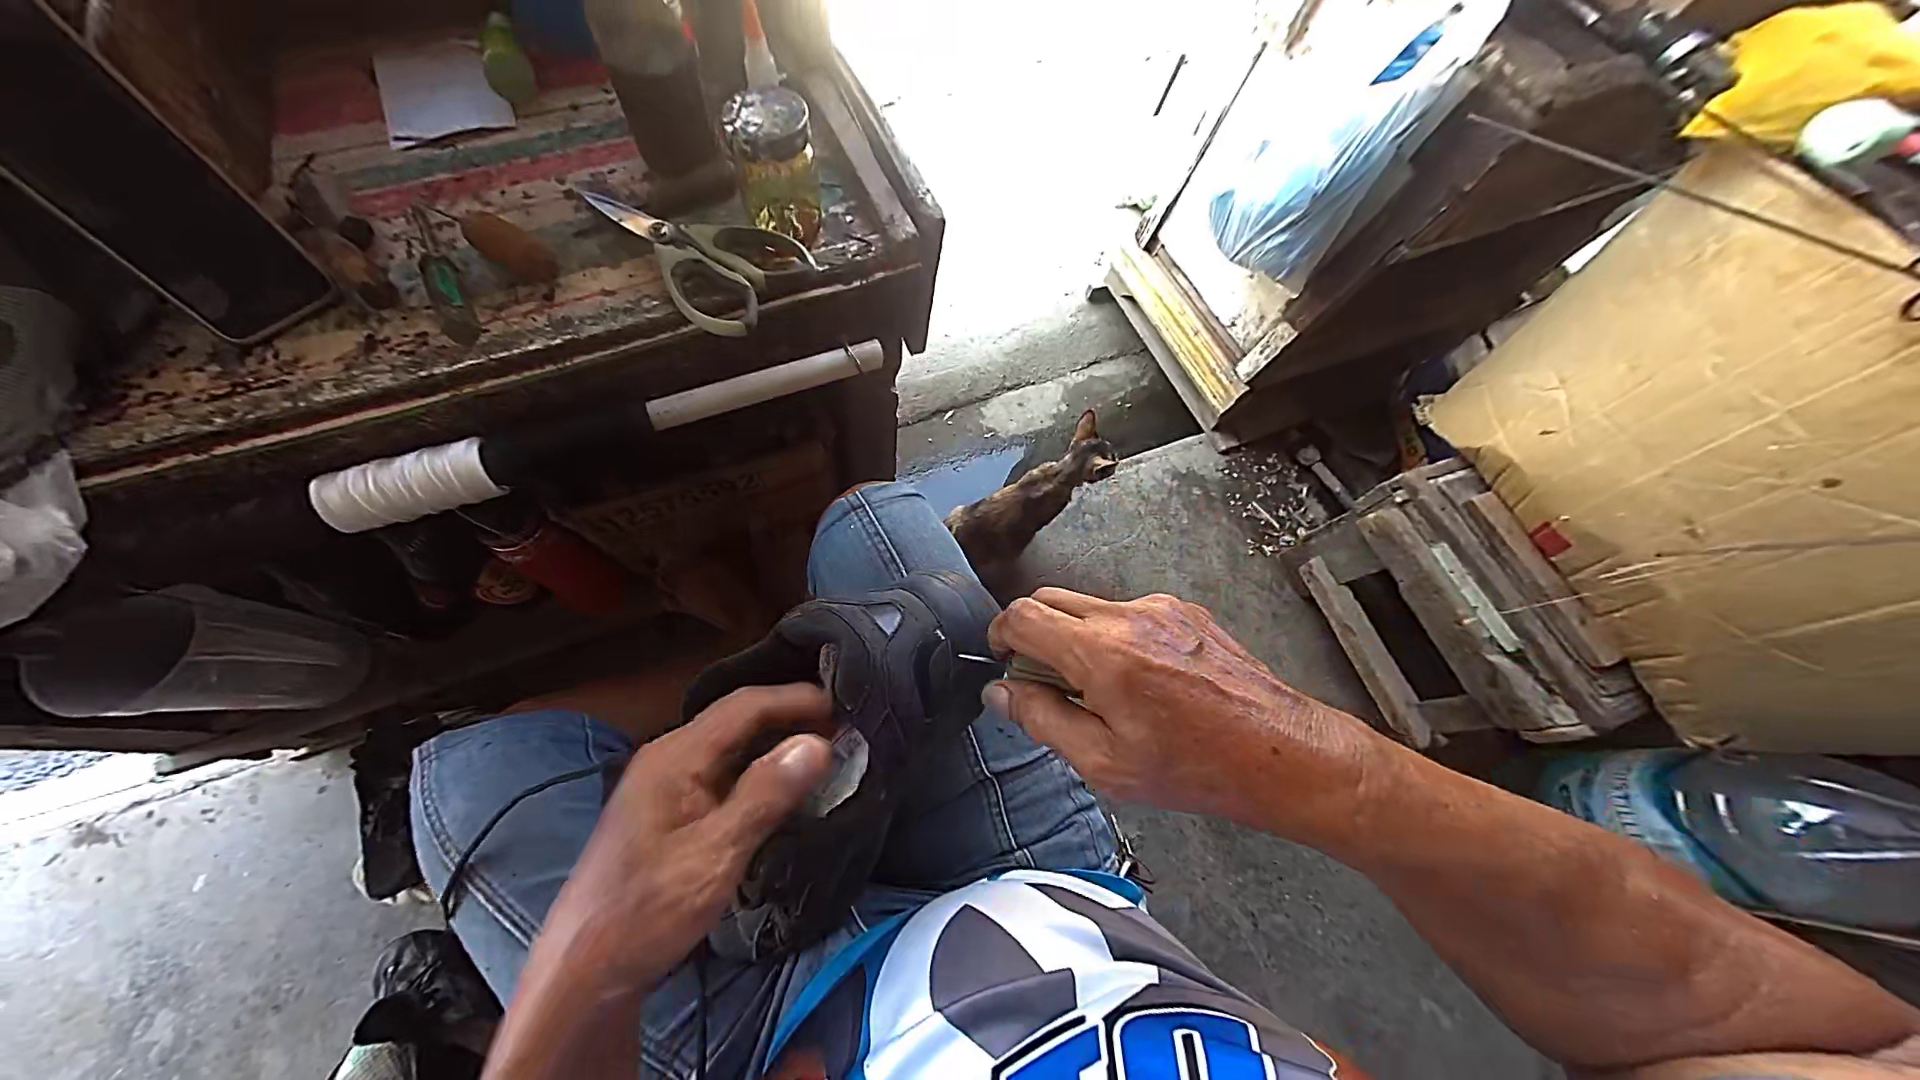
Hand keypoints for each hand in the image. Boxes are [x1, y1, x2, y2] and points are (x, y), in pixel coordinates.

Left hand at [543, 683, 833, 986]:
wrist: (584, 975)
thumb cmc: (646, 913)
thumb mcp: (713, 855)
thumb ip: (766, 795)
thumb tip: (818, 743)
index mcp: (674, 756)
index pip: (745, 706)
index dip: (797, 700)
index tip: (843, 706)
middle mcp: (671, 757)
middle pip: (740, 719)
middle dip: (792, 718)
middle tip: (843, 728)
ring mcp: (670, 782)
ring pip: (735, 745)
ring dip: (780, 743)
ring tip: (826, 750)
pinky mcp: (675, 808)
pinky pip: (728, 771)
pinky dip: (763, 770)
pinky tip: (788, 784)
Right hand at [985, 589, 1384, 835]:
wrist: (1280, 752)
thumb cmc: (1197, 766)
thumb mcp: (1103, 762)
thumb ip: (1042, 719)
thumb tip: (1003, 694)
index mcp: (1102, 653)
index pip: (1023, 615)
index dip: (999, 635)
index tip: (1003, 658)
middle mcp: (1128, 616)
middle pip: (1049, 598)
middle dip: (1032, 633)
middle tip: (1044, 680)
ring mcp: (1159, 608)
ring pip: (1087, 605)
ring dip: (1073, 637)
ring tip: (1099, 690)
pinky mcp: (1182, 611)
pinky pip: (1125, 612)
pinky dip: (1110, 637)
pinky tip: (1136, 681)